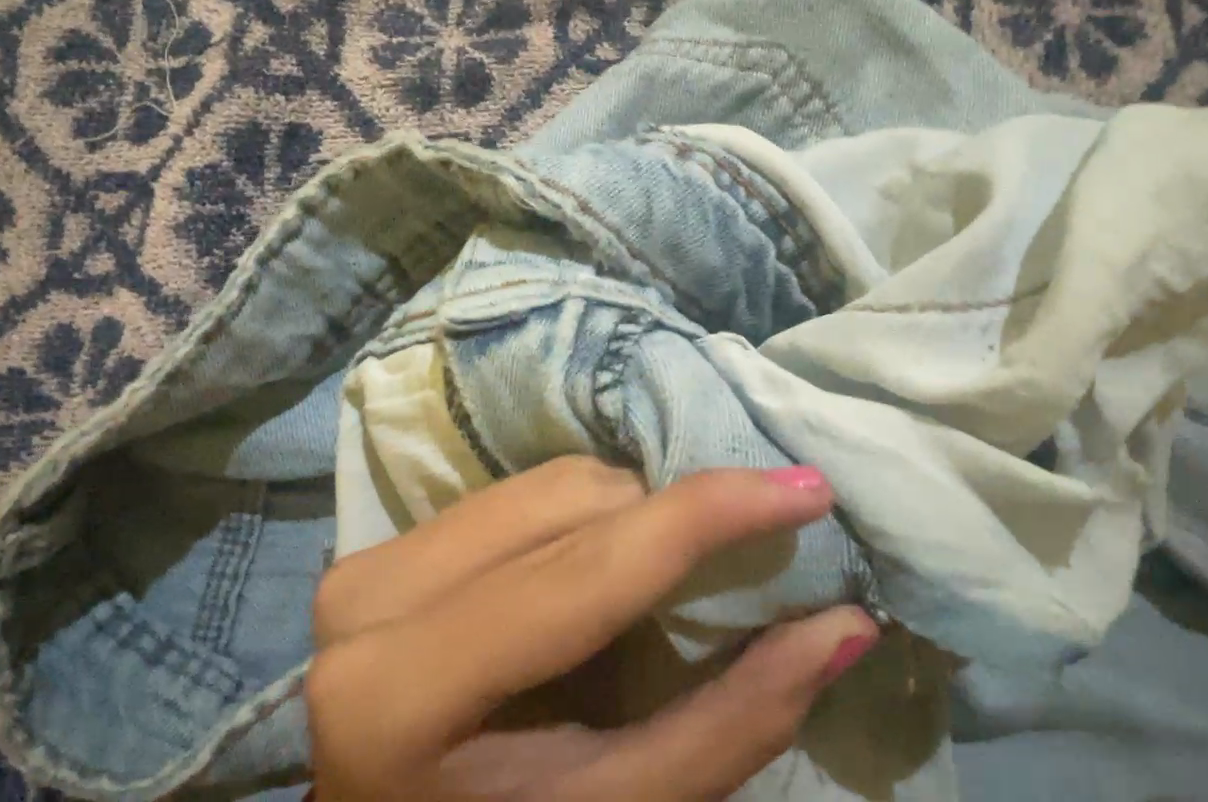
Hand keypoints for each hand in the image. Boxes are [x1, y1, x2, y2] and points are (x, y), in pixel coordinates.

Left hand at [307, 457, 879, 800]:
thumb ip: (725, 722)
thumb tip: (843, 627)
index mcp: (398, 689)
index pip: (579, 570)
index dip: (701, 515)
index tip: (806, 486)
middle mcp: (367, 596)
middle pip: (564, 504)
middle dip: (672, 513)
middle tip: (751, 546)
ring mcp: (365, 560)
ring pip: (541, 485)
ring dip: (630, 509)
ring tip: (677, 566)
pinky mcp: (379, 544)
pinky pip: (511, 497)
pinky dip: (581, 515)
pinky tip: (609, 561)